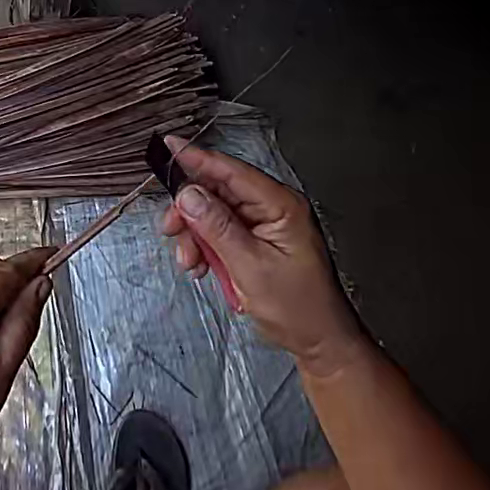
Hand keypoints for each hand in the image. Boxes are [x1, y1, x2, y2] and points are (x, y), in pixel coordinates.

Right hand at [159, 136, 370, 377]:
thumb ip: (217, 227)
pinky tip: (202, 267)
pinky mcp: (254, 242)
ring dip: (195, 236)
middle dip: (190, 211)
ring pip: (213, 214)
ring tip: (191, 262)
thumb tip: (188, 193)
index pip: (232, 171)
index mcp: (280, 204)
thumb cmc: (298, 306)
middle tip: (169, 229)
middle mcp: (270, 207)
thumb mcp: (251, 266)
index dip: (198, 158)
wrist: (320, 343)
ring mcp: (262, 225)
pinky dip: (205, 248)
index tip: (169, 146)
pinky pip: (219, 234)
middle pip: (217, 193)